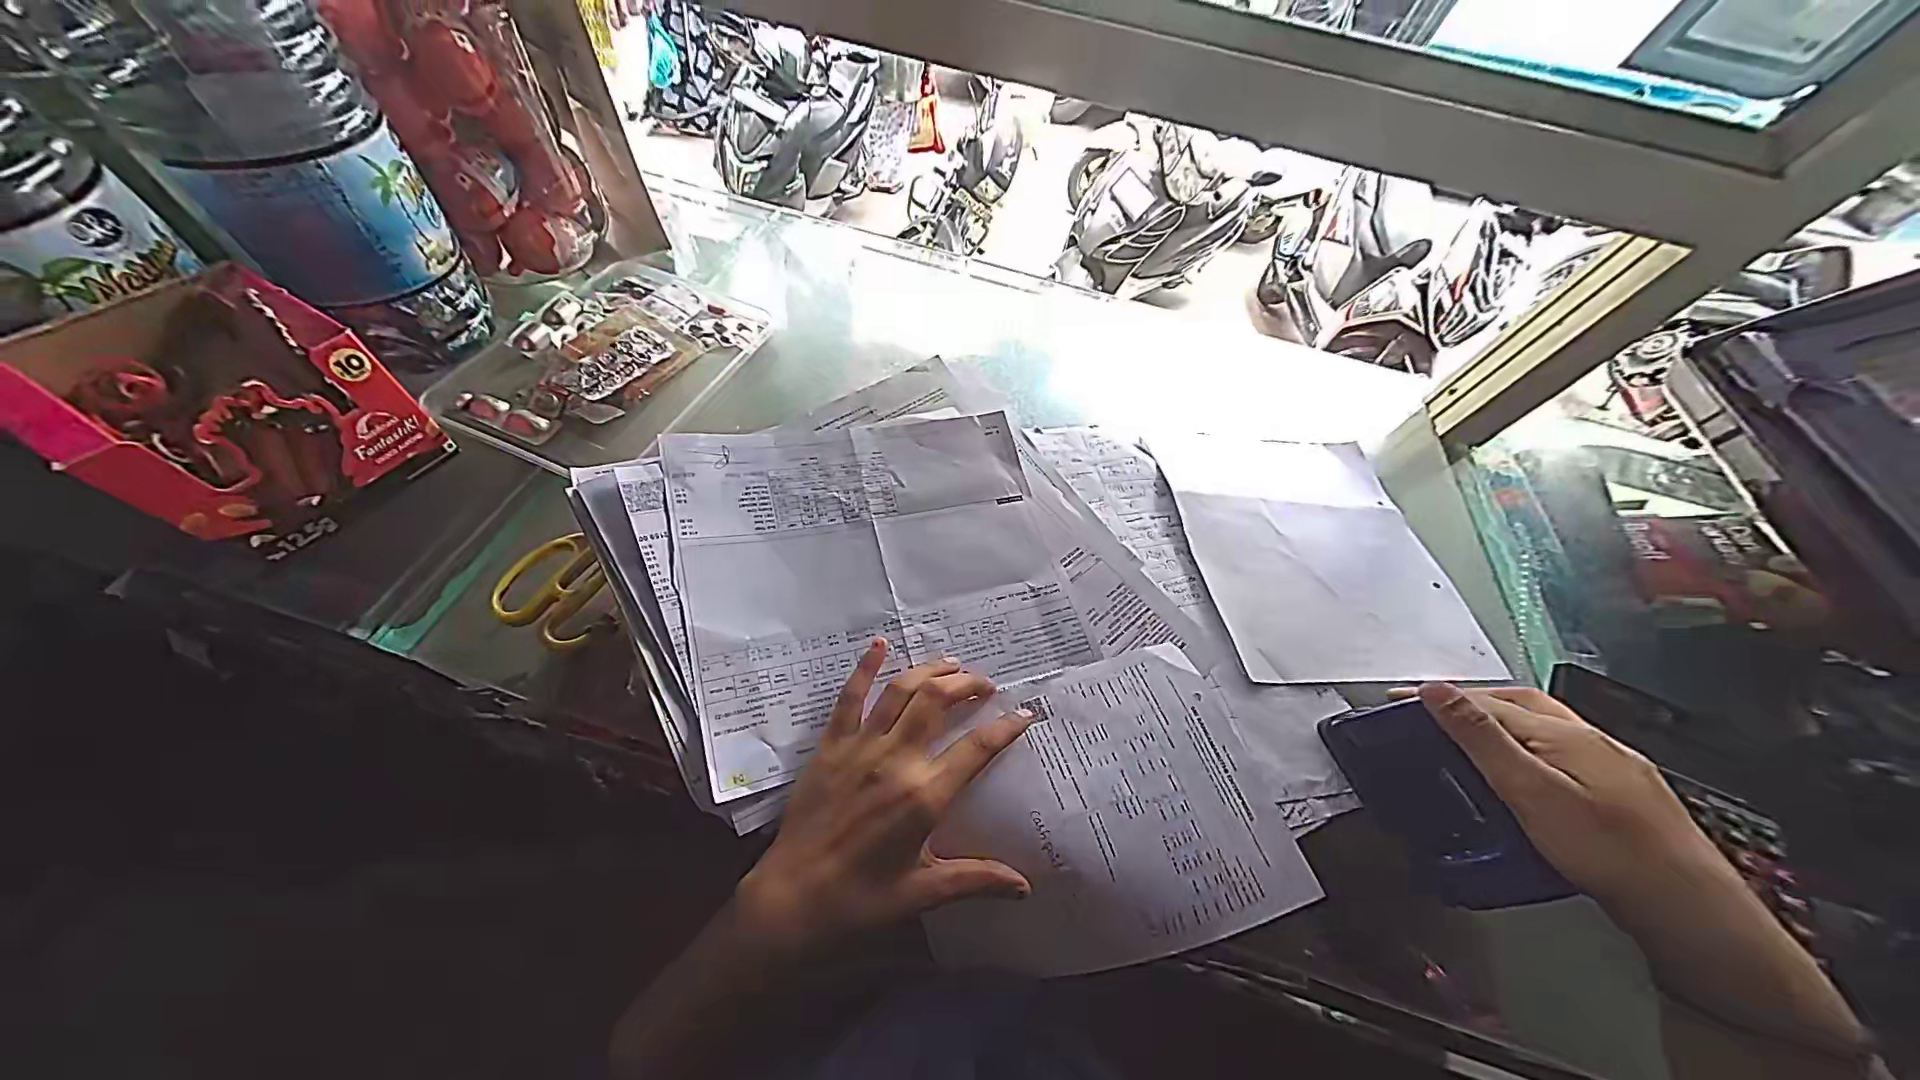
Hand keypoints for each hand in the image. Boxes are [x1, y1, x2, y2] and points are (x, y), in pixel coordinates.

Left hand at [735, 639, 1035, 954]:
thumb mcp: (922, 892)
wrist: (790, 900)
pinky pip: (850, 698)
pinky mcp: (831, 746)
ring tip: (952, 665)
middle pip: (938, 702)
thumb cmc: (859, 901)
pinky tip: (880, 645)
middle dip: (967, 684)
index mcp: (923, 796)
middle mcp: (896, 761)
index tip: (1025, 713)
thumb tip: (1025, 887)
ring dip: (930, 671)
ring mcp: (860, 748)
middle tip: (984, 684)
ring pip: (901, 691)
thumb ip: (975, 879)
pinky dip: (865, 668)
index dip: (1006, 727)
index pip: (977, 749)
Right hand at [1399, 683, 1729, 911]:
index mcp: (1564, 733)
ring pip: (1544, 724)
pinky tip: (1526, 763)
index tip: (1399, 700)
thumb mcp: (1528, 790)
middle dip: (1470, 699)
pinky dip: (1528, 742)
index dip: (1438, 698)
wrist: (1692, 911)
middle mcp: (1592, 739)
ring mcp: (1614, 764)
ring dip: (1500, 718)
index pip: (1485, 702)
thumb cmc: (1610, 853)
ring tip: (1469, 729)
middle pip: (1518, 703)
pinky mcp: (1624, 790)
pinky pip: (1563, 747)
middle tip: (1432, 708)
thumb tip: (1437, 691)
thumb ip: (1480, 737)